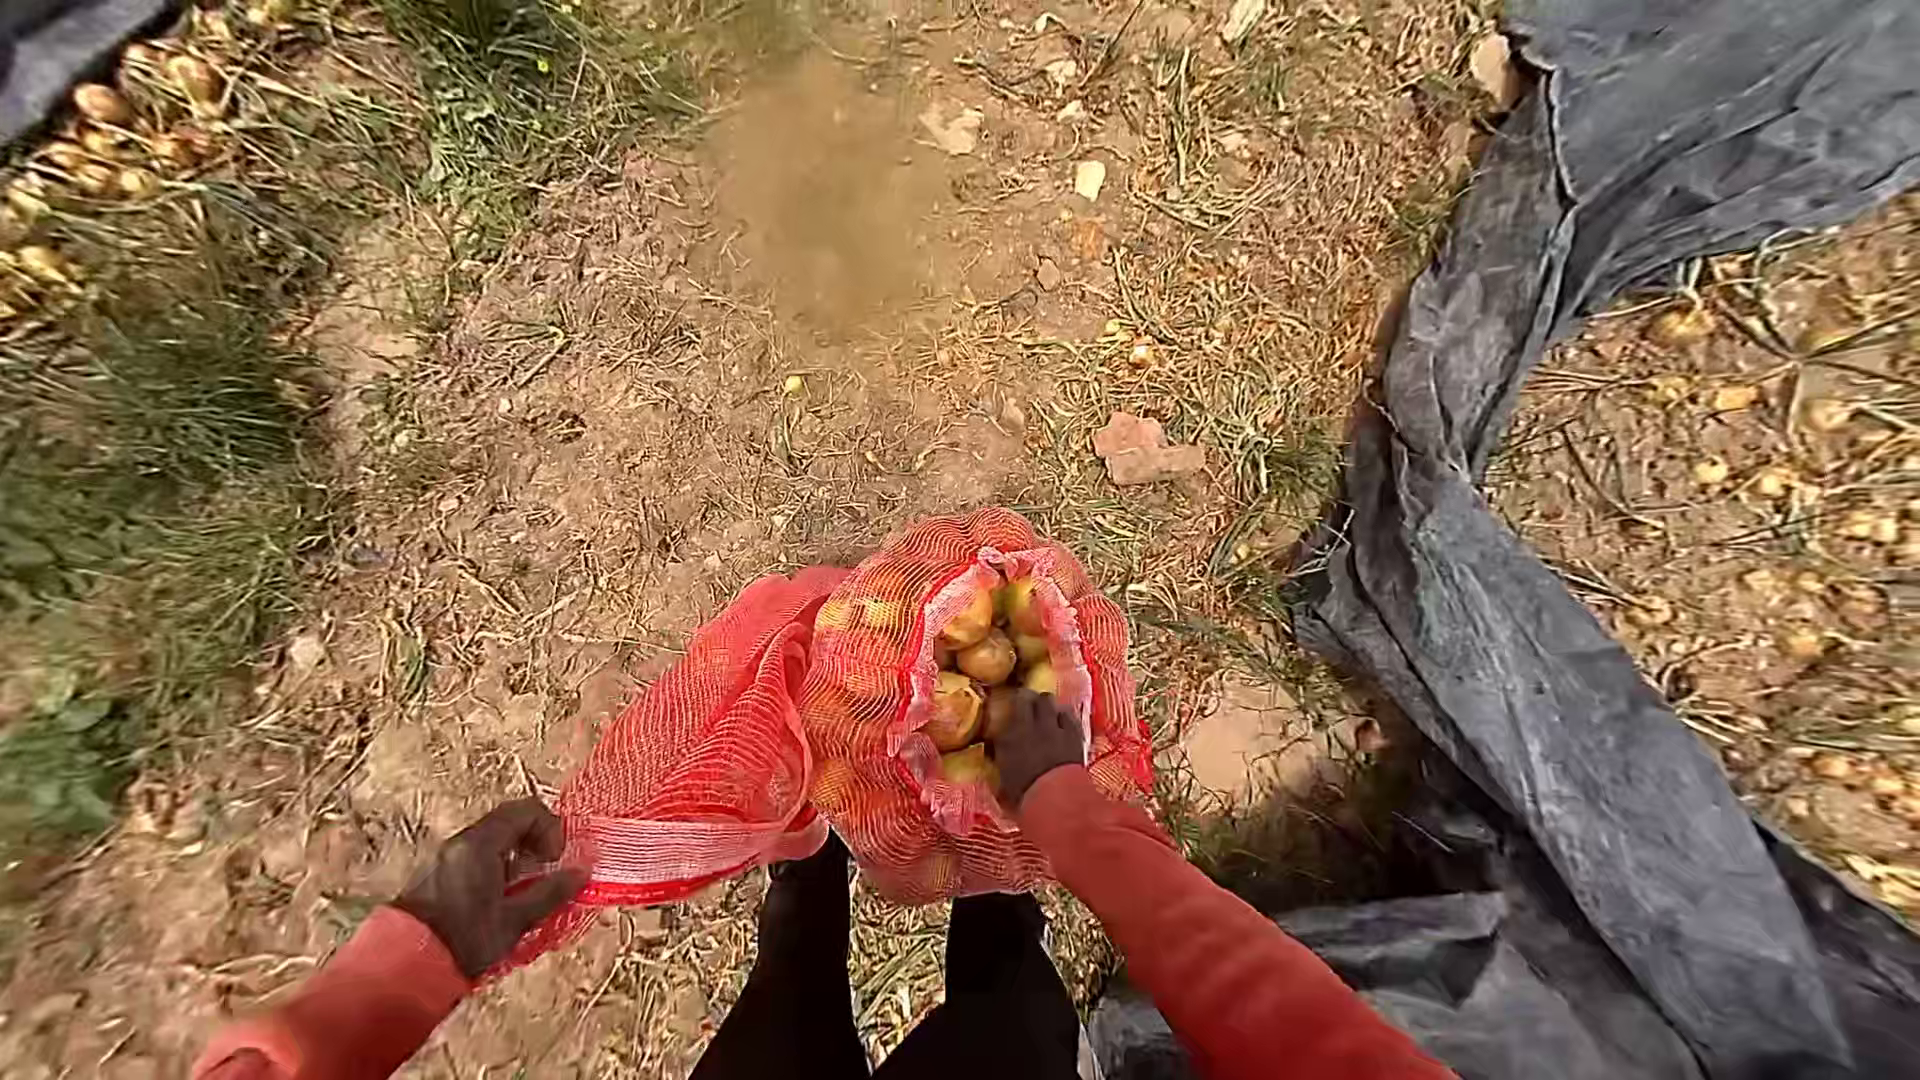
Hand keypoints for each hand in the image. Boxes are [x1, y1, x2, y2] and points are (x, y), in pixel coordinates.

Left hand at [393, 798, 588, 977]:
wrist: (393, 978)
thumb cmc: (462, 939)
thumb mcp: (515, 918)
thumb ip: (551, 892)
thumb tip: (581, 872)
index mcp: (480, 843)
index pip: (527, 810)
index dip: (550, 827)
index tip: (555, 857)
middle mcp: (459, 844)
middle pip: (508, 824)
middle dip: (534, 843)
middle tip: (543, 871)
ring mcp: (440, 861)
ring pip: (490, 843)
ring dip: (513, 859)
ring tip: (520, 892)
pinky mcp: (428, 881)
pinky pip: (471, 860)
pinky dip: (492, 870)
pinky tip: (494, 903)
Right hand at [986, 690, 1084, 810]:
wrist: (1055, 796)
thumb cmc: (1023, 793)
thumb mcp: (1003, 777)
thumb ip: (1000, 759)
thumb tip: (994, 751)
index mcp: (1010, 734)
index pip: (1011, 707)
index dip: (1015, 701)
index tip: (1014, 703)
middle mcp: (1031, 724)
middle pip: (1033, 699)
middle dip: (1033, 699)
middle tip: (1032, 705)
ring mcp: (1053, 727)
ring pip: (1050, 702)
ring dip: (1049, 705)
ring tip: (1049, 711)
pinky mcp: (1073, 734)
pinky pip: (1068, 716)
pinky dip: (1064, 716)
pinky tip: (1064, 721)